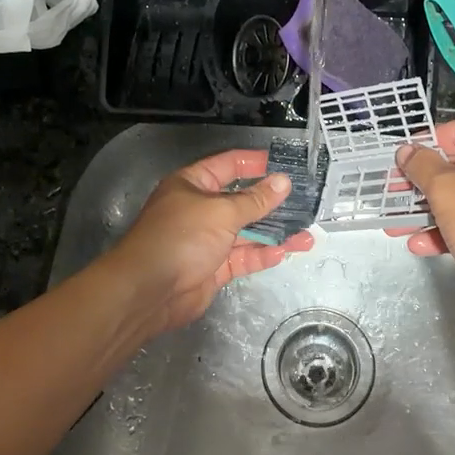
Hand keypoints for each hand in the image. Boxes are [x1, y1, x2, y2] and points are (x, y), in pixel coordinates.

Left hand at [99, 149, 313, 333]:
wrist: (148, 291)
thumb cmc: (181, 238)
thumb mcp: (221, 212)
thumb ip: (255, 200)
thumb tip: (283, 182)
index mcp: (193, 184)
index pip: (229, 165)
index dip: (256, 163)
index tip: (285, 165)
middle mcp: (200, 209)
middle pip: (242, 201)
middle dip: (272, 204)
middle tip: (304, 204)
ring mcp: (206, 240)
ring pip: (246, 232)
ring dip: (274, 233)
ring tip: (306, 235)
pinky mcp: (213, 267)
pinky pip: (242, 257)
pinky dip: (262, 255)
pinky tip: (285, 252)